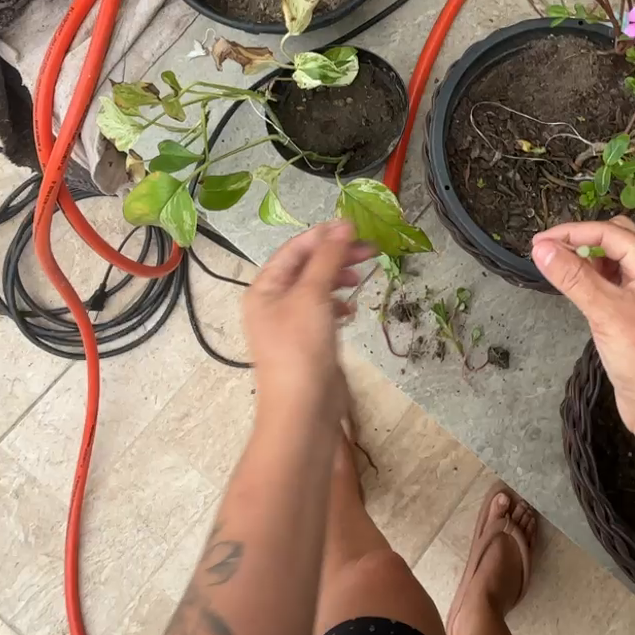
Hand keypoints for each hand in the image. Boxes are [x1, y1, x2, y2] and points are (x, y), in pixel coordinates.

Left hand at [241, 220, 374, 413]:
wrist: (302, 410)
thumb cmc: (301, 348)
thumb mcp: (313, 295)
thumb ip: (328, 258)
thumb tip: (343, 224)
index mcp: (264, 287)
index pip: (295, 249)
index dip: (324, 235)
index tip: (356, 227)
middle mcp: (272, 302)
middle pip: (307, 266)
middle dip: (337, 256)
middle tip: (370, 249)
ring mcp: (289, 323)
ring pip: (317, 287)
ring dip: (339, 278)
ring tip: (360, 279)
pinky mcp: (307, 341)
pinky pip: (323, 310)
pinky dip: (338, 304)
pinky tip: (351, 311)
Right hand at [531, 218, 634, 436]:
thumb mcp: (606, 314)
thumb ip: (573, 278)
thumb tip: (541, 248)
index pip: (611, 233)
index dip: (574, 232)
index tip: (539, 242)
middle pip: (615, 240)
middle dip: (581, 240)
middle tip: (548, 251)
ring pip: (612, 262)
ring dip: (585, 260)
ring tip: (555, 268)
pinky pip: (611, 284)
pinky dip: (590, 280)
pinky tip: (573, 288)